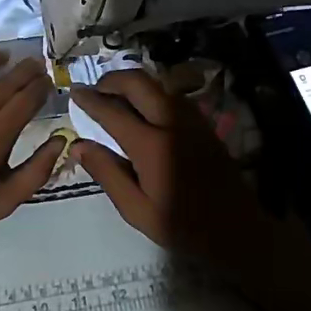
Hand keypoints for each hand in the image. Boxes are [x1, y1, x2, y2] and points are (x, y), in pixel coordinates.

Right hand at [70, 69, 273, 268]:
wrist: (237, 230)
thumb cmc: (182, 226)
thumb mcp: (136, 210)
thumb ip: (107, 173)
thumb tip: (79, 146)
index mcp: (151, 145)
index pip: (112, 111)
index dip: (90, 100)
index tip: (74, 92)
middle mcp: (172, 123)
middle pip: (138, 83)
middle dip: (112, 80)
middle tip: (95, 90)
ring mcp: (192, 120)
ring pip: (158, 84)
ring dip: (133, 83)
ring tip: (115, 96)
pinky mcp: (204, 124)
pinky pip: (173, 95)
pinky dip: (152, 92)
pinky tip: (144, 107)